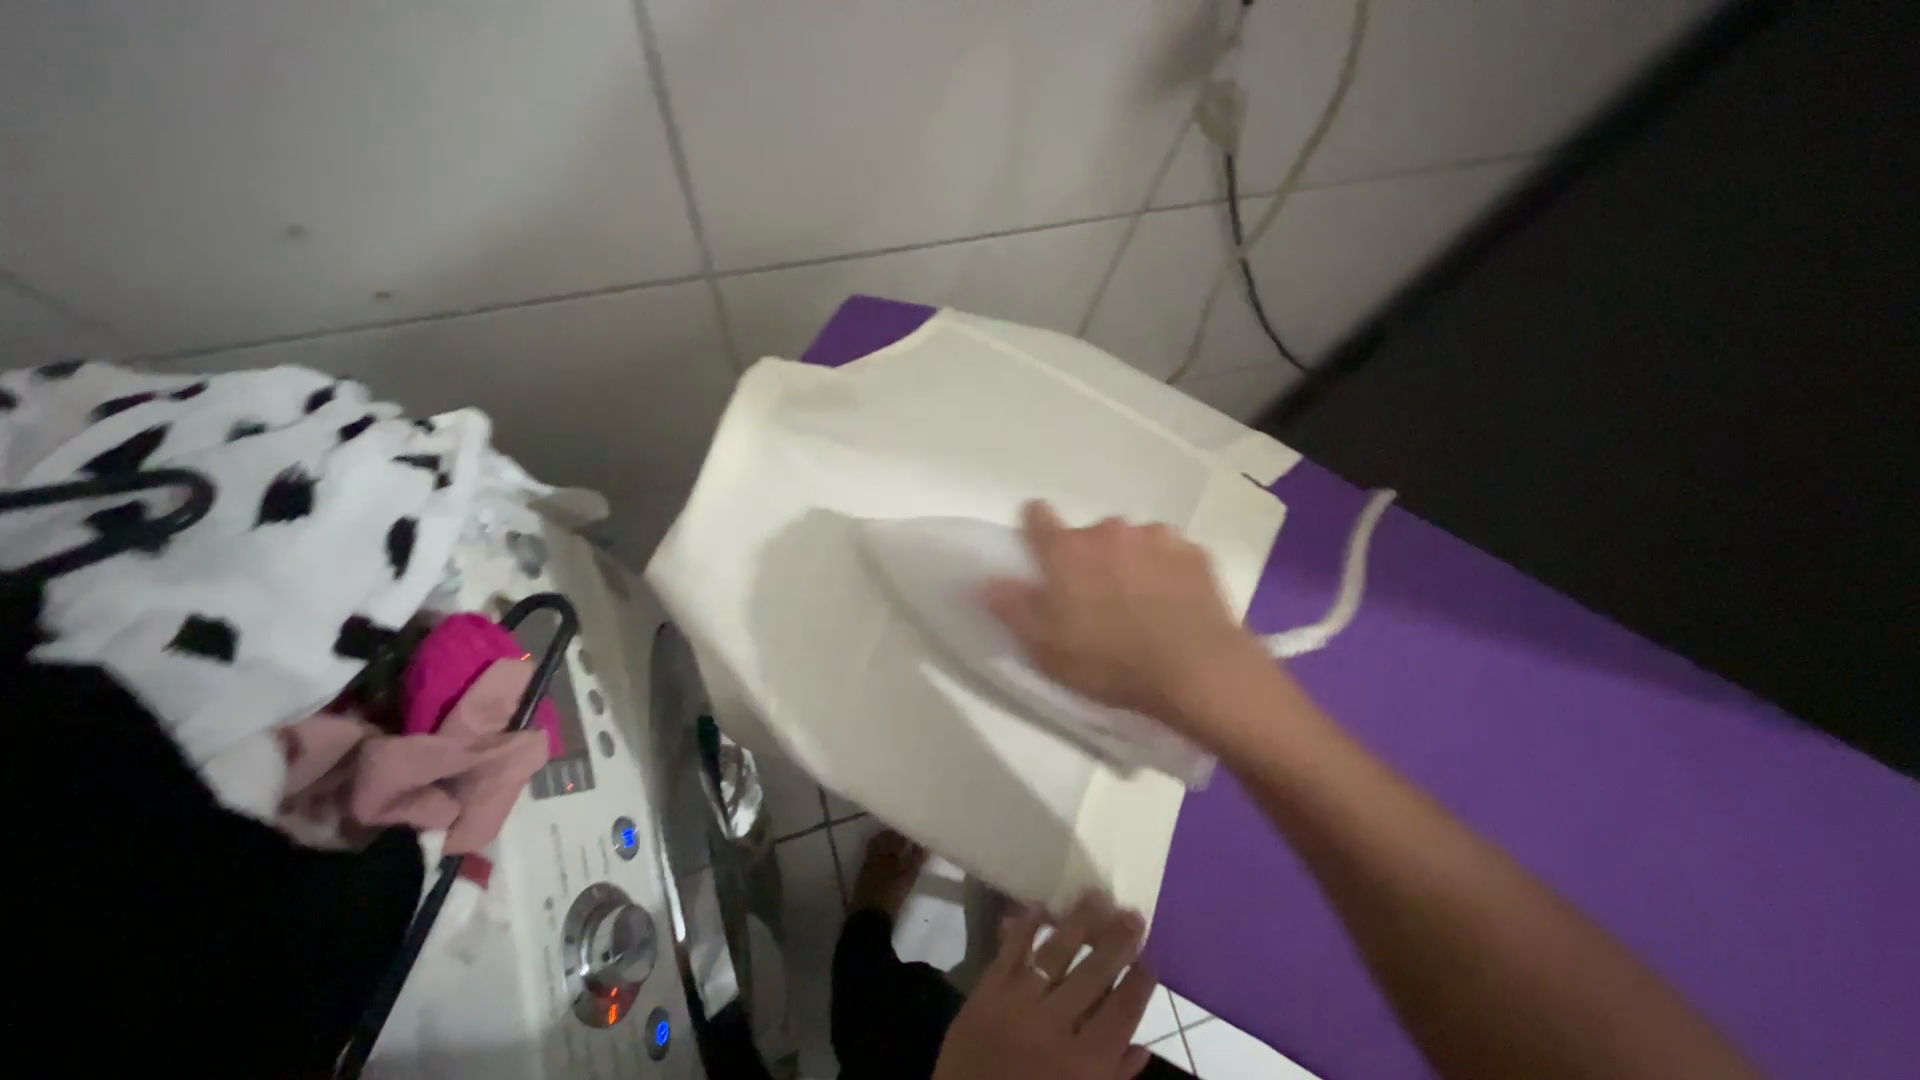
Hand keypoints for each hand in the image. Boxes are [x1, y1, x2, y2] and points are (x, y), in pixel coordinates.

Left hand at [932, 894, 1159, 1079]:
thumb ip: (1112, 1077)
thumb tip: (1142, 1047)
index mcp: (1084, 1064)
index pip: (1123, 1012)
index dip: (1140, 983)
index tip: (1150, 957)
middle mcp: (1054, 1027)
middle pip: (1094, 974)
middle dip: (1117, 942)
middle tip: (1133, 914)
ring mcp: (1017, 1005)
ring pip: (1055, 953)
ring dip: (1079, 923)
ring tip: (1097, 896)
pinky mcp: (985, 994)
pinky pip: (1010, 953)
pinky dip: (1025, 927)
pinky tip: (1041, 906)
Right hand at [984, 500, 1263, 725]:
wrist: (1196, 670)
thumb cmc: (1110, 662)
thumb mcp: (1047, 648)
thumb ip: (1014, 609)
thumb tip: (988, 581)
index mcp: (1067, 551)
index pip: (1039, 518)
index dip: (1035, 528)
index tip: (1039, 548)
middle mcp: (1109, 531)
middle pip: (1090, 534)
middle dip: (1090, 557)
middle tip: (1097, 597)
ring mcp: (1157, 538)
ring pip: (1134, 542)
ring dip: (1131, 561)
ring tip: (1140, 601)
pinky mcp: (1195, 554)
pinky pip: (1171, 555)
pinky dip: (1167, 571)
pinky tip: (1173, 602)